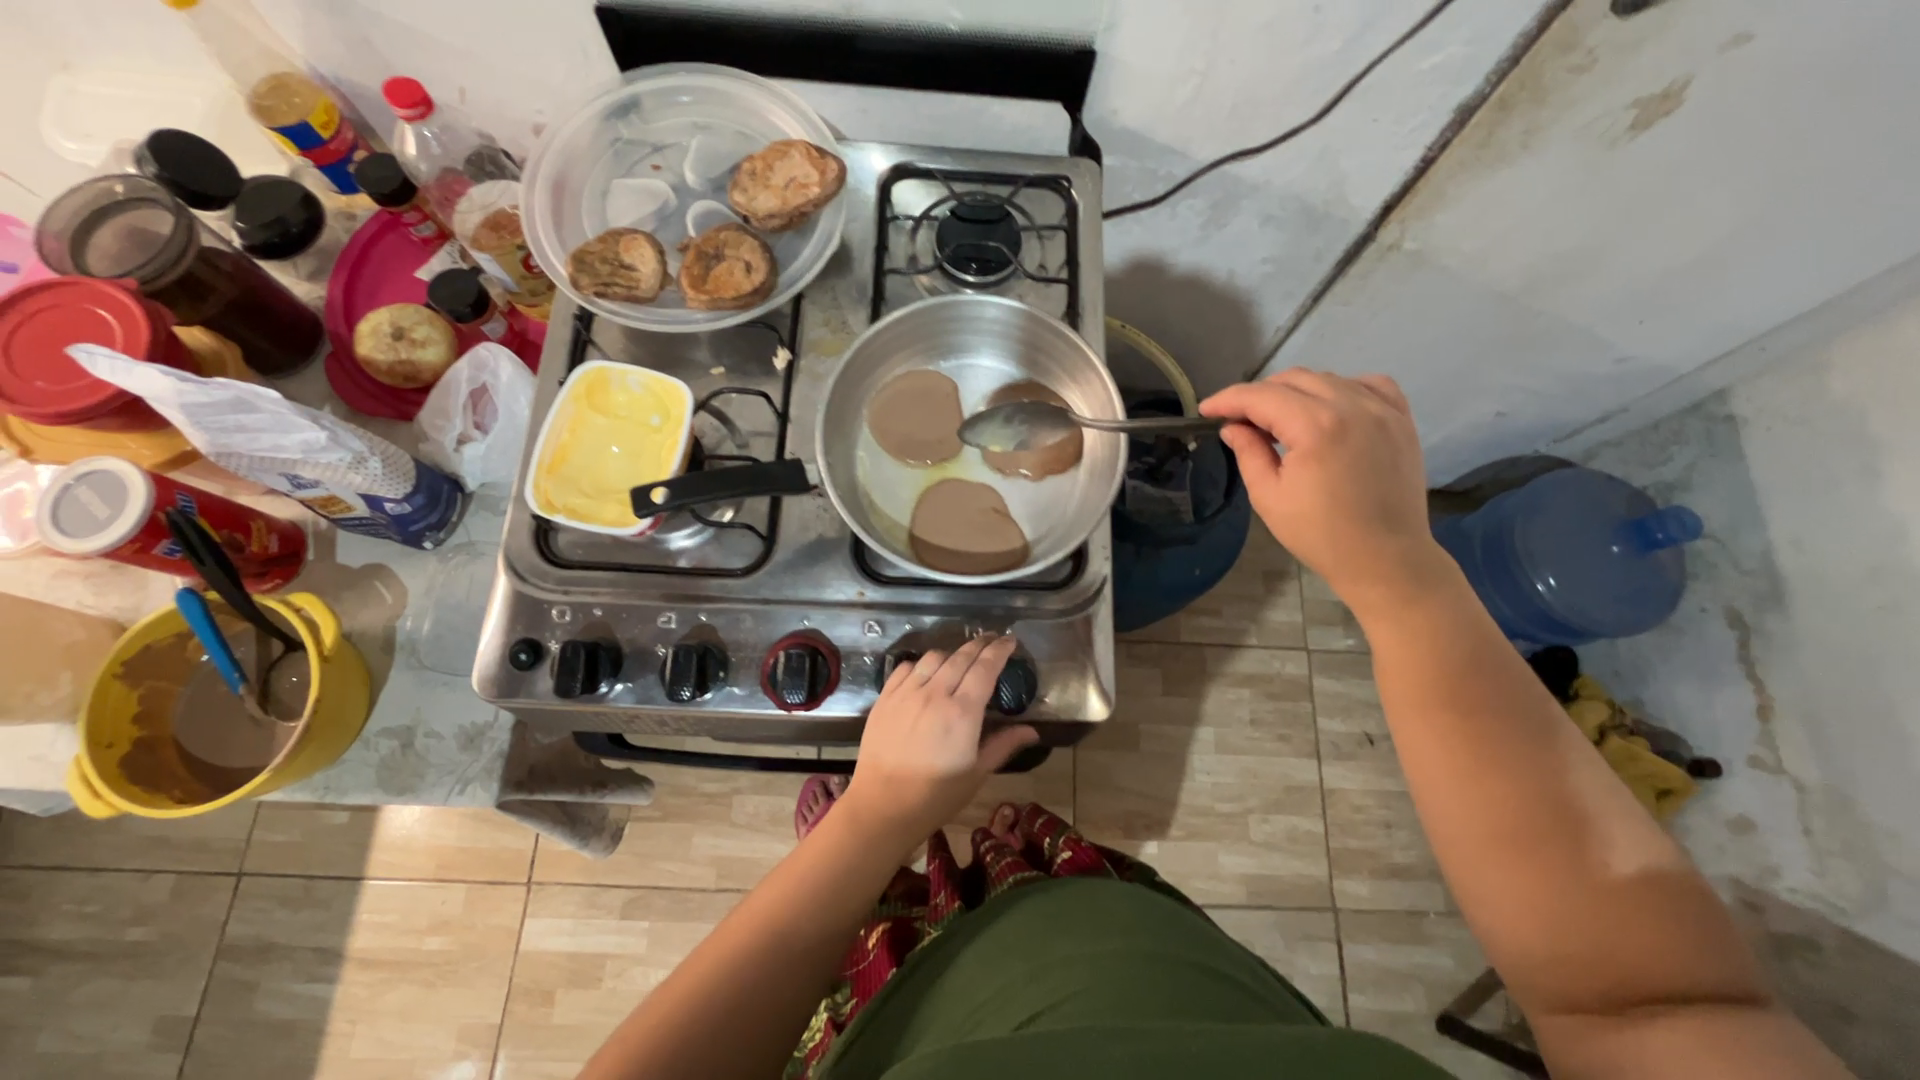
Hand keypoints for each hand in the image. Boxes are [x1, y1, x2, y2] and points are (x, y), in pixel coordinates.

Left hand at [840, 635, 1038, 851]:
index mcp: (962, 712)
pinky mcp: (885, 699)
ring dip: (952, 653)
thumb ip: (1003, 745)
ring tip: (961, 659)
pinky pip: (905, 668)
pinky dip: (921, 664)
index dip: (1000, 650)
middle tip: (993, 641)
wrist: (883, 806)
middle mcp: (934, 694)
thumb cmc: (936, 796)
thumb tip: (1032, 731)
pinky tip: (927, 672)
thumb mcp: (976, 773)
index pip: (985, 667)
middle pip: (961, 656)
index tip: (1010, 641)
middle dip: (981, 644)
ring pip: (933, 657)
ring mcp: (906, 693)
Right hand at [1201, 369, 1449, 614]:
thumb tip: (1234, 427)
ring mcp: (1382, 409)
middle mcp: (1351, 405)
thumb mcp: (1269, 497)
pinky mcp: (1401, 420)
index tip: (1207, 410)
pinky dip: (1343, 388)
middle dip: (1259, 395)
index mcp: (1316, 426)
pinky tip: (1330, 409)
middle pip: (1293, 380)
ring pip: (1328, 379)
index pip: (1261, 396)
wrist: (1385, 558)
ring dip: (1297, 392)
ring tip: (1281, 420)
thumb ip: (1249, 453)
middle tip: (1241, 420)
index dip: (1228, 400)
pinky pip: (1369, 384)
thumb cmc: (1321, 535)